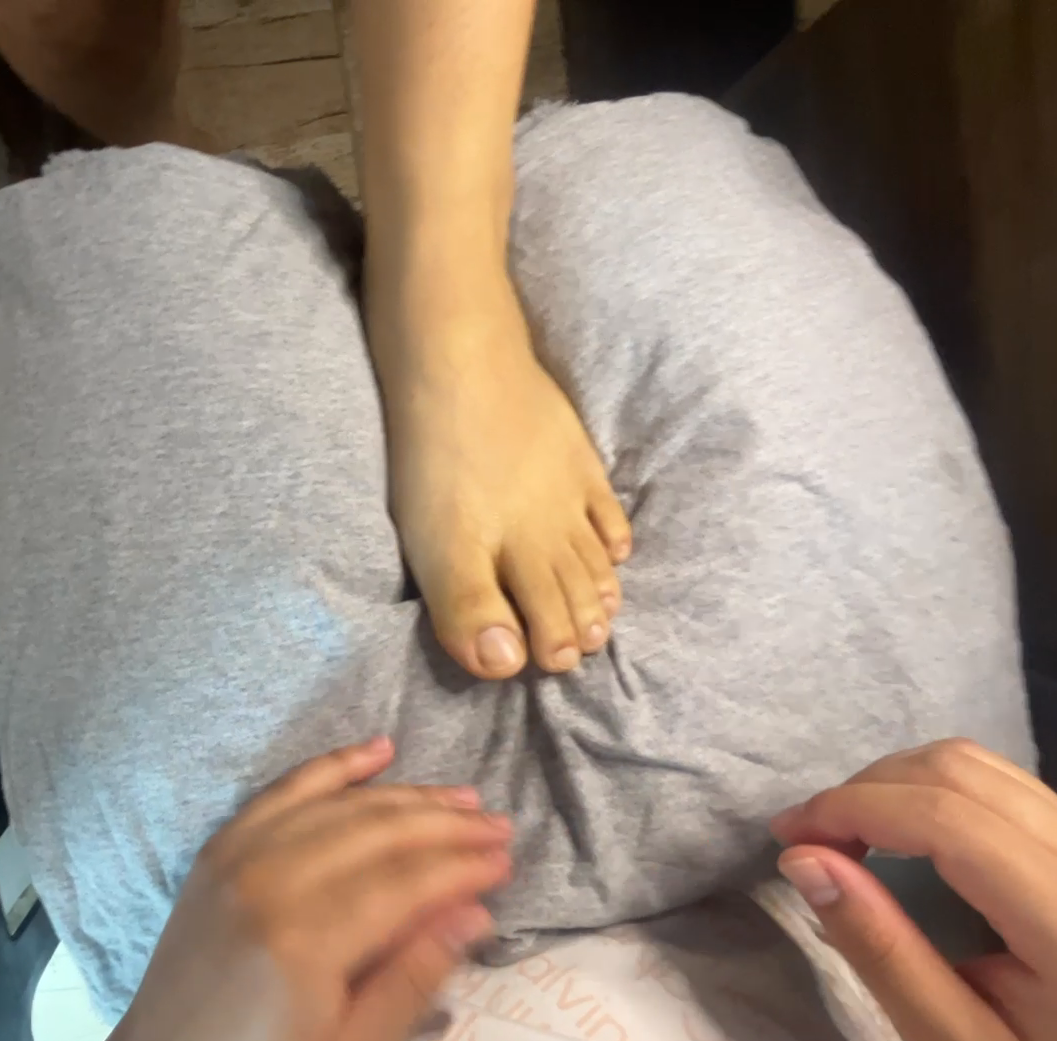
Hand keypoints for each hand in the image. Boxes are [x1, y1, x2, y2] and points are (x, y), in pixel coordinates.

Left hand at [84, 737, 512, 1040]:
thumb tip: (476, 910)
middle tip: (497, 823)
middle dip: (445, 824)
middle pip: (377, 831)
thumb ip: (409, 979)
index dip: (460, 865)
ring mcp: (239, 854)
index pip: (403, 881)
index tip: (506, 857)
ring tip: (459, 796)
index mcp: (302, 941)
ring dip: (406, 795)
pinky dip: (335, 765)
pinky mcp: (220, 846)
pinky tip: (378, 749)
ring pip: (340, 804)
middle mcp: (269, 879)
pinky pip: (286, 789)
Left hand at [367, 262, 631, 679]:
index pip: (547, 615)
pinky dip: (614, 533)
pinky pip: (605, 502)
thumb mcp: (439, 546)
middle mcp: (553, 528)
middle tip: (585, 648)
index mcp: (519, 555)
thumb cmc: (437, 462)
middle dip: (580, 623)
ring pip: (595, 552)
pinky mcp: (573, 450)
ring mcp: (568, 487)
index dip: (553, 645)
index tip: (556, 664)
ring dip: (601, 588)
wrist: (459, 360)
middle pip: (576, 586)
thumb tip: (509, 665)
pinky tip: (620, 546)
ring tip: (606, 613)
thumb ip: (470, 607)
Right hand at [770, 739, 1056, 1040]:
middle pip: (962, 773)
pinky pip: (1004, 787)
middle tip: (812, 839)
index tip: (789, 836)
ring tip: (851, 833)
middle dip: (865, 789)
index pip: (949, 819)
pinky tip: (904, 832)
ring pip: (980, 765)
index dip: (852, 808)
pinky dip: (931, 790)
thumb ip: (879, 950)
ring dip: (895, 782)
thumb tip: (801, 857)